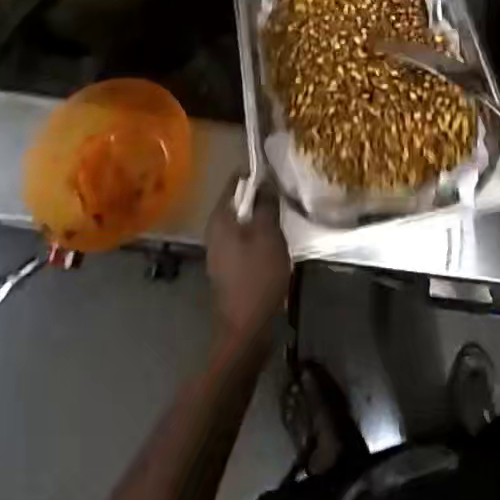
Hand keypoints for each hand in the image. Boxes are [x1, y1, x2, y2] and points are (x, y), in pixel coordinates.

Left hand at [205, 181, 290, 344]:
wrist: (246, 328)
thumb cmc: (258, 276)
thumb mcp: (268, 234)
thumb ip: (266, 204)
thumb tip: (264, 181)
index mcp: (220, 218)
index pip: (235, 182)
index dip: (255, 173)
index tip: (277, 171)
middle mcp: (214, 231)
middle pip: (238, 203)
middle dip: (260, 197)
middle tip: (285, 194)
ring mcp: (220, 251)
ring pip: (242, 223)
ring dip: (261, 218)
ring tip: (285, 216)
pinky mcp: (229, 267)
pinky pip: (244, 241)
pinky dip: (259, 237)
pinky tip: (276, 243)